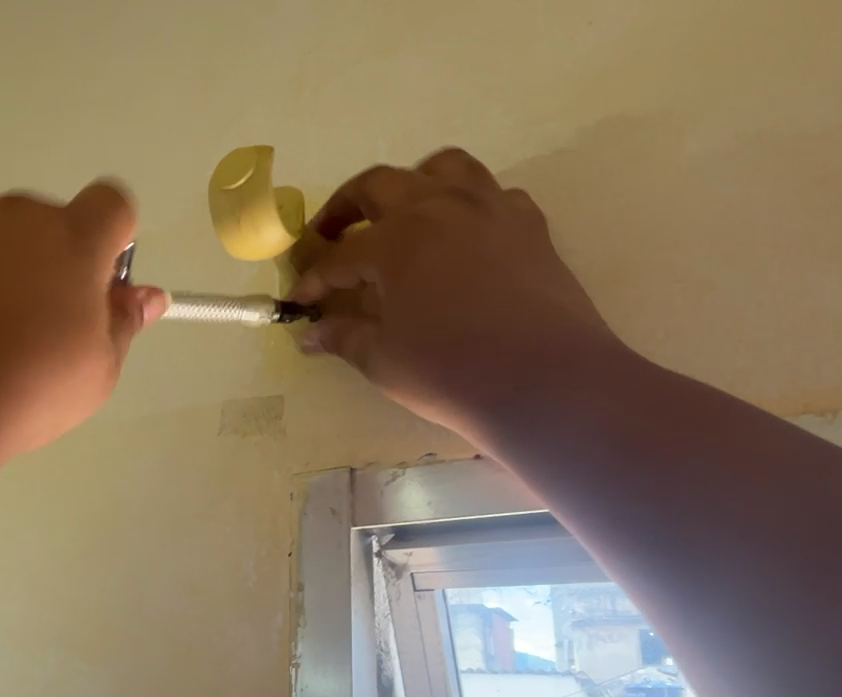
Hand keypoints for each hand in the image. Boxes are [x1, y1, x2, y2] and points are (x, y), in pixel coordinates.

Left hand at [0, 182, 168, 458]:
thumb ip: (124, 322)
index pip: (111, 204)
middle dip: (48, 261)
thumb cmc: (28, 389)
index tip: (95, 284)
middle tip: (34, 328)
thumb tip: (147, 295)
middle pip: (46, 223)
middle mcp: (16, 215)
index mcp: (73, 239)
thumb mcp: (97, 371)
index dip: (111, 240)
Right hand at [289, 149, 623, 429]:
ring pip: (442, 170)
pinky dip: (465, 207)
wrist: (544, 380)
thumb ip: (343, 337)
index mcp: (395, 241)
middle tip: (329, 237)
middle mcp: (439, 208)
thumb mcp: (383, 360)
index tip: (297, 299)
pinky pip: (490, 195)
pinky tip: (459, 240)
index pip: (339, 255)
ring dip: (410, 187)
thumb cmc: (450, 372)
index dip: (313, 278)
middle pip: (380, 186)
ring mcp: (488, 209)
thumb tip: (311, 334)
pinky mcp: (527, 224)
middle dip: (345, 209)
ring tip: (398, 218)